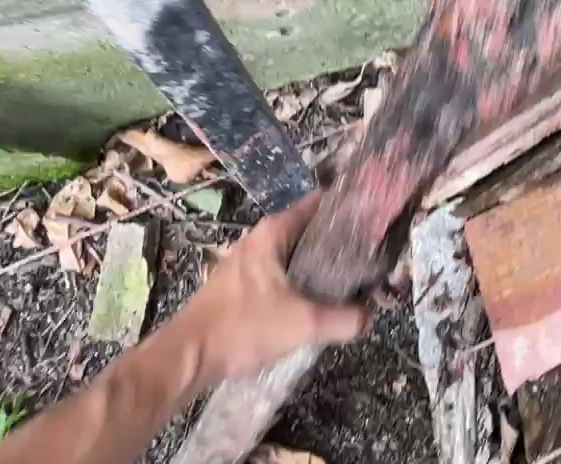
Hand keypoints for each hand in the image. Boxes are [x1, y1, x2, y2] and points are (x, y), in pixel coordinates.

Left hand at [171, 196, 368, 383]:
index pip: (321, 202)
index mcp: (275, 231)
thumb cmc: (243, 327)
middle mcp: (262, 237)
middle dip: (340, 239)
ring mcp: (250, 259)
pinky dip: (302, 277)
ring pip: (296, 251)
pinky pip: (283, 269)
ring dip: (321, 261)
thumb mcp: (303, 323)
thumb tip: (370, 319)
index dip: (350, 207)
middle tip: (370, 252)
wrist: (185, 359)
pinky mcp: (242, 282)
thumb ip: (344, 319)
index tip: (375, 219)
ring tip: (351, 275)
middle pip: (311, 227)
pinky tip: (318, 296)